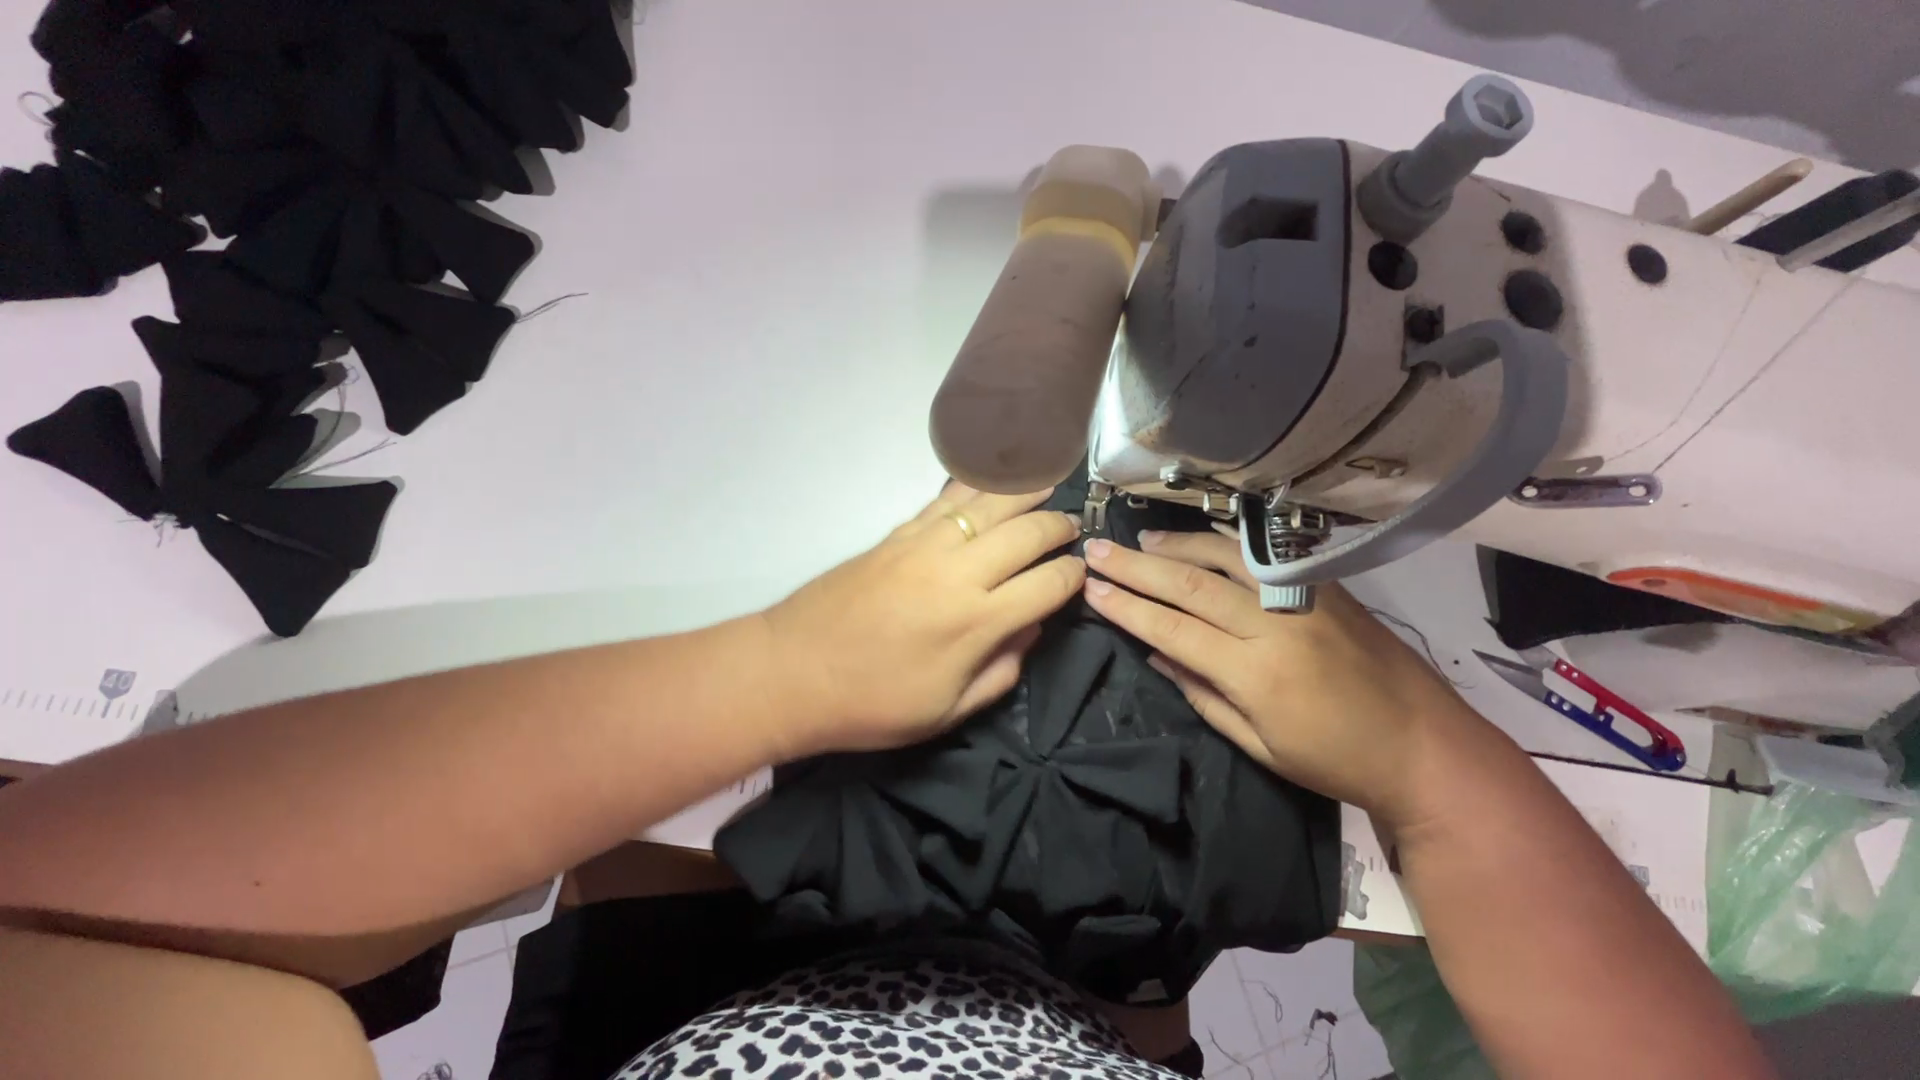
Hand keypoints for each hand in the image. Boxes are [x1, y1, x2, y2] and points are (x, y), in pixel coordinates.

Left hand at [763, 483, 1085, 753]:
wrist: (792, 672)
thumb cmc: (872, 705)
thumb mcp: (947, 712)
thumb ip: (1000, 673)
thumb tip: (1032, 630)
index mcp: (978, 623)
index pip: (1049, 585)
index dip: (1074, 577)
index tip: (1081, 574)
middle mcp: (959, 573)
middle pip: (1027, 533)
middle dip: (1058, 527)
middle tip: (1070, 528)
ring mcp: (924, 546)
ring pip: (989, 503)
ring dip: (1025, 490)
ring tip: (1046, 482)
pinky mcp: (895, 534)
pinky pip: (945, 500)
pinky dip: (974, 484)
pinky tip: (990, 477)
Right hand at [1081, 529, 1484, 826]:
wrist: (1426, 746)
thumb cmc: (1336, 761)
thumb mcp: (1259, 746)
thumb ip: (1202, 695)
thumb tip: (1155, 652)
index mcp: (1255, 673)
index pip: (1172, 628)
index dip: (1125, 608)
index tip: (1089, 588)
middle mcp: (1275, 624)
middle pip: (1190, 584)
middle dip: (1136, 566)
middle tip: (1096, 548)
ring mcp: (1303, 599)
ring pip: (1225, 558)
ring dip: (1177, 545)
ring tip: (1140, 539)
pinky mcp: (1325, 587)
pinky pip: (1261, 557)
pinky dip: (1221, 544)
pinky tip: (1199, 541)